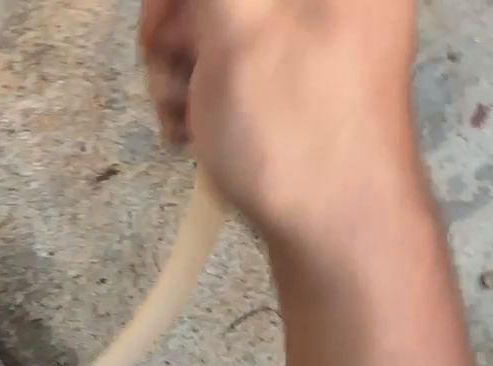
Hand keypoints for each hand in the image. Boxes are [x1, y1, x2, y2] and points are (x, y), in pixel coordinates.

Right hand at [141, 0, 426, 246]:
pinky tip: (200, 127)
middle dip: (176, 37)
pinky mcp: (297, 67)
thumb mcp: (238, 36)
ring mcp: (312, 26)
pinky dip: (201, 92)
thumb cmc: (287, 128)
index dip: (172, 1)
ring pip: (213, 26)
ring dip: (180, 74)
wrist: (333, 217)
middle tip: (177, 85)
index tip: (159, 40)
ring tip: (188, 118)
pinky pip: (231, 58)